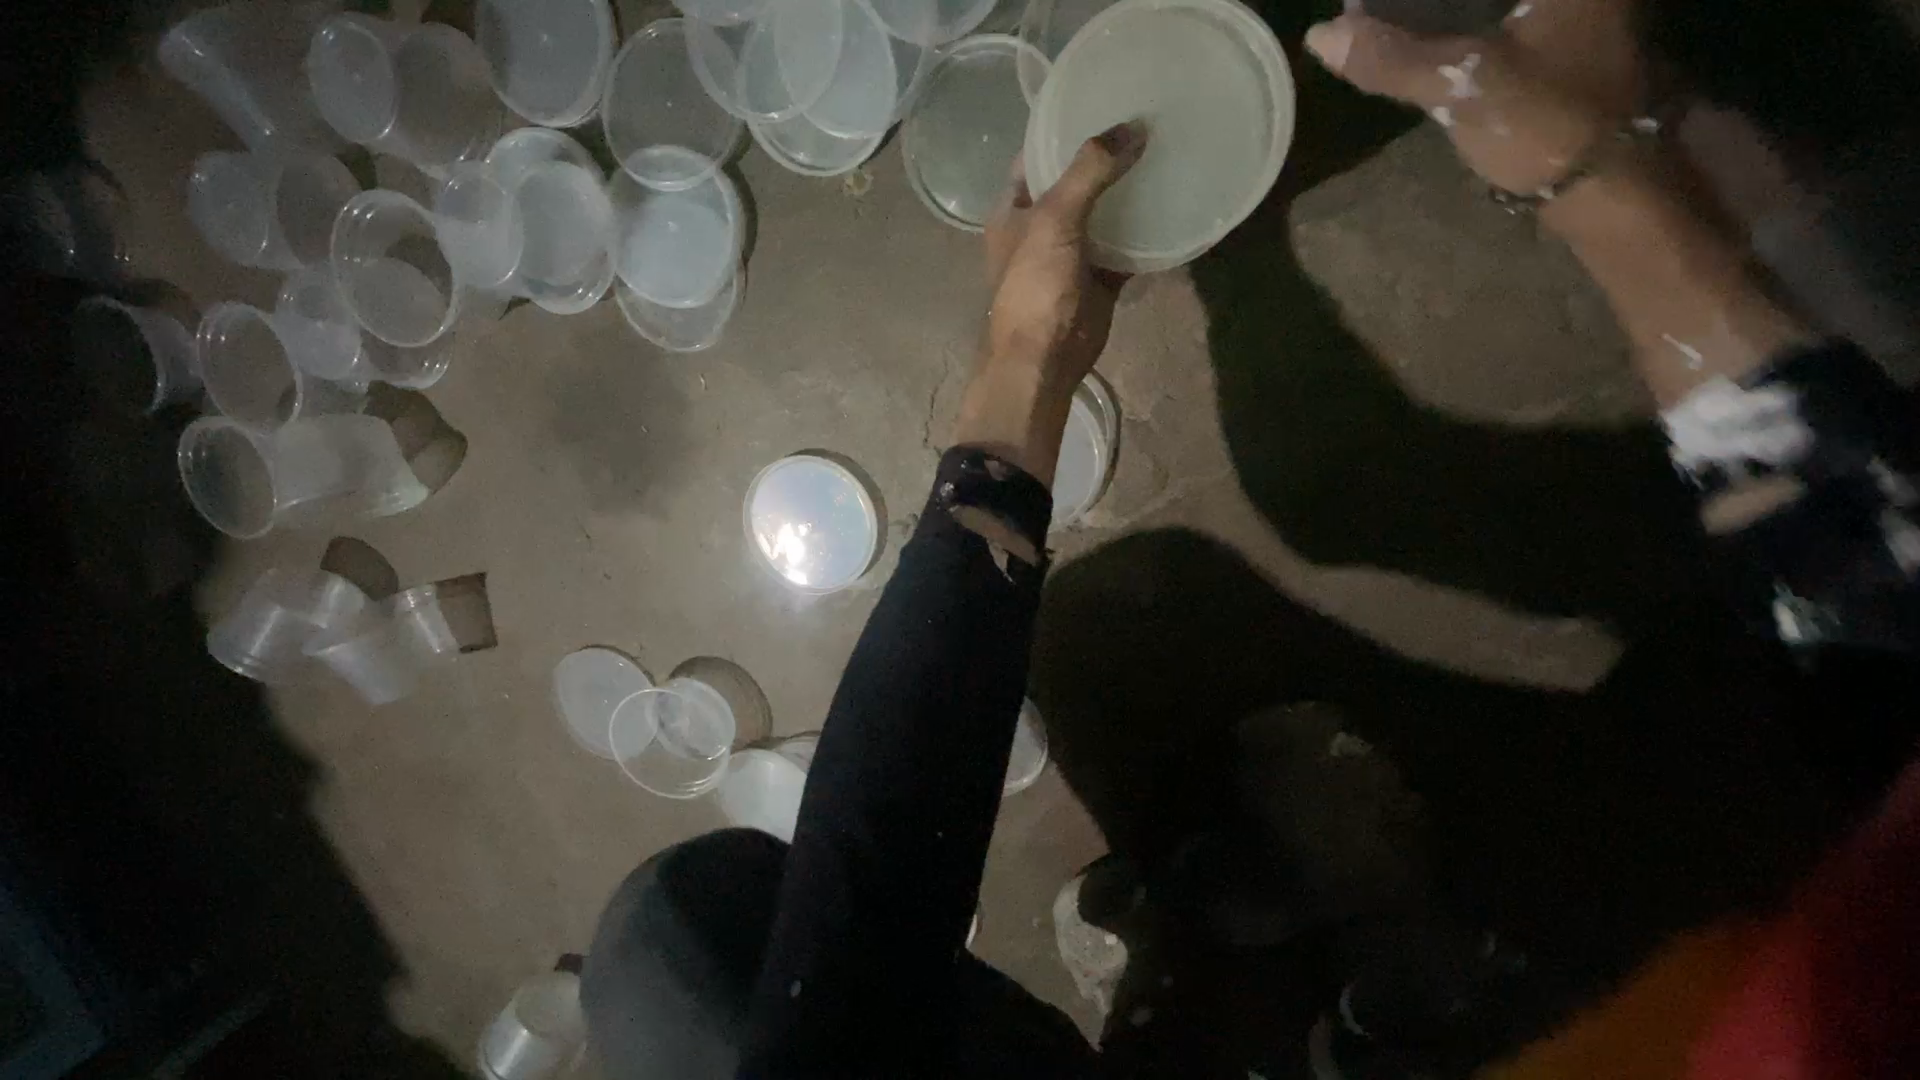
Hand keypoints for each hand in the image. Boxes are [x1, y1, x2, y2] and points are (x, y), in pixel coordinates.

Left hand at [952, 124, 1143, 484]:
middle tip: (1149, 121)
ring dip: (1129, 193)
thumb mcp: (1055, 217)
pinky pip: (1125, 249)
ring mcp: (1070, 255)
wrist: (1043, 358)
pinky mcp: (1098, 280)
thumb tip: (1134, 126)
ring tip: (1167, 152)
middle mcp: (1040, 228)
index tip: (1104, 98)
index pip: (1037, 154)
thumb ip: (1090, 170)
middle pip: (1075, 182)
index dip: (1065, 127)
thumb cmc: (1035, 285)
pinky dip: (1145, 235)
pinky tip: (1174, 207)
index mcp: (1014, 209)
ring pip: (1104, 215)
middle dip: (1106, 158)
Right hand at [1305, 0, 1645, 193]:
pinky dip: (1457, 28)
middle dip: (1418, 2)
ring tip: (1380, 24)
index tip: (1359, 2)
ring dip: (1434, 13)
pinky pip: (1498, 21)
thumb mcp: (1461, 86)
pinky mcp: (1562, 44)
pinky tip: (1423, 44)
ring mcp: (1571, 14)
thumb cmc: (1546, 122)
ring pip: (1487, 5)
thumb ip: (1392, 59)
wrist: (1612, 182)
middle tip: (1364, 12)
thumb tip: (1320, 35)